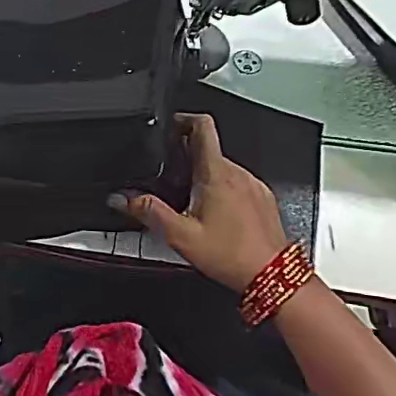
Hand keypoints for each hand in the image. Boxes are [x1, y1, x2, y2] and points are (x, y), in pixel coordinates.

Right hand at [111, 113, 288, 291]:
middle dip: (186, 158)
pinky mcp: (262, 198)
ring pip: (222, 168)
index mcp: (217, 174)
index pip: (202, 127)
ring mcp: (253, 185)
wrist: (273, 276)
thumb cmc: (233, 256)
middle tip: (168, 177)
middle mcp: (238, 174)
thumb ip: (148, 211)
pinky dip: (221, 190)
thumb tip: (122, 198)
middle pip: (208, 149)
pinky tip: (213, 215)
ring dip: (203, 176)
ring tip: (188, 201)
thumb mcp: (180, 235)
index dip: (183, 119)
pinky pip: (237, 183)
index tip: (170, 125)